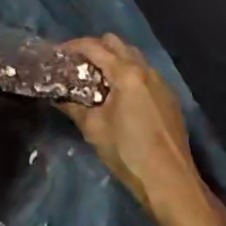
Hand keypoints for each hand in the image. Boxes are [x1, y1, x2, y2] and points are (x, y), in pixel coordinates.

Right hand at [57, 35, 200, 209]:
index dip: (74, 46)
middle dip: (95, 48)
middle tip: (77, 64)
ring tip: (97, 77)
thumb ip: (73, 107)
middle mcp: (145, 69)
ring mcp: (160, 81)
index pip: (95, 47)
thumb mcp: (94, 129)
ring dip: (114, 59)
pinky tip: (121, 95)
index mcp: (126, 73)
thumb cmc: (128, 153)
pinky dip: (129, 73)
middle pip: (116, 43)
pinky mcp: (169, 96)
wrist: (170, 182)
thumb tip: (56, 96)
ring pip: (133, 55)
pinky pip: (145, 72)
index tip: (59, 52)